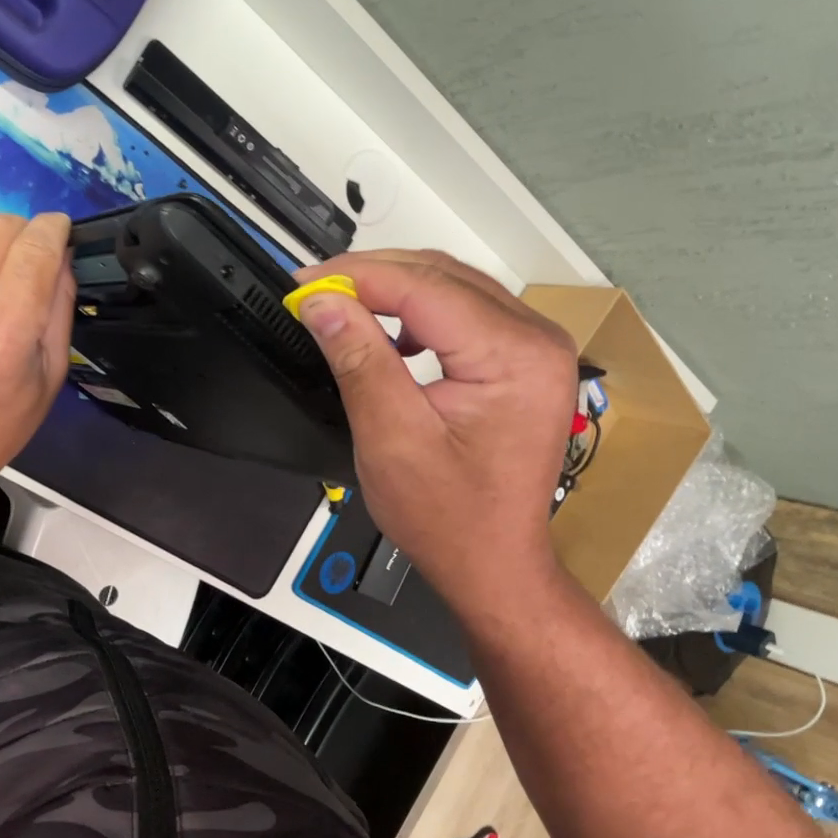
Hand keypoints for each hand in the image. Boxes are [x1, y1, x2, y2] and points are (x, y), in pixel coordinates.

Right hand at [293, 250, 579, 607]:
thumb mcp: (390, 436)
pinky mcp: (522, 361)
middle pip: (441, 276)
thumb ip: (359, 359)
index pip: (423, 287)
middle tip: (310, 292)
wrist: (491, 561)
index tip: (301, 284)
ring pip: (451, 288)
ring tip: (338, 307)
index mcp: (513, 356)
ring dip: (391, 290)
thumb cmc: (446, 515)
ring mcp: (534, 349)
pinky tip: (387, 336)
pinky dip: (417, 313)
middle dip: (370, 277)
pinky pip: (464, 313)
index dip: (355, 277)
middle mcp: (536, 340)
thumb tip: (322, 303)